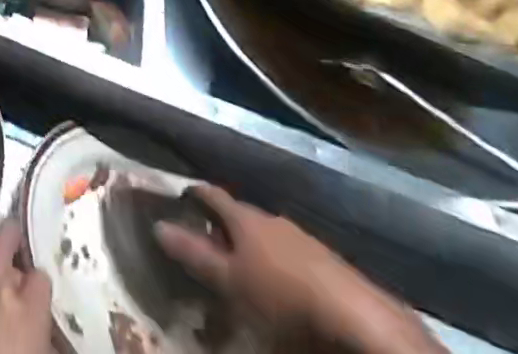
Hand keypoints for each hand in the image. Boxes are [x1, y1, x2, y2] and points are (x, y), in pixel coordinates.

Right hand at [153, 185, 442, 353]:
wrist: (361, 323)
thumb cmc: (281, 295)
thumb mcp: (229, 281)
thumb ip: (193, 253)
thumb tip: (156, 224)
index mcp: (244, 217)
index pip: (210, 194)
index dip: (192, 194)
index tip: (177, 199)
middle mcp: (273, 219)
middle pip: (240, 215)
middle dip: (222, 227)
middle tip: (206, 244)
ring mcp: (306, 239)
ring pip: (268, 236)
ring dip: (252, 247)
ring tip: (241, 269)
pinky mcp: (331, 264)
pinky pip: (292, 254)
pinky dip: (278, 263)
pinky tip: (279, 286)